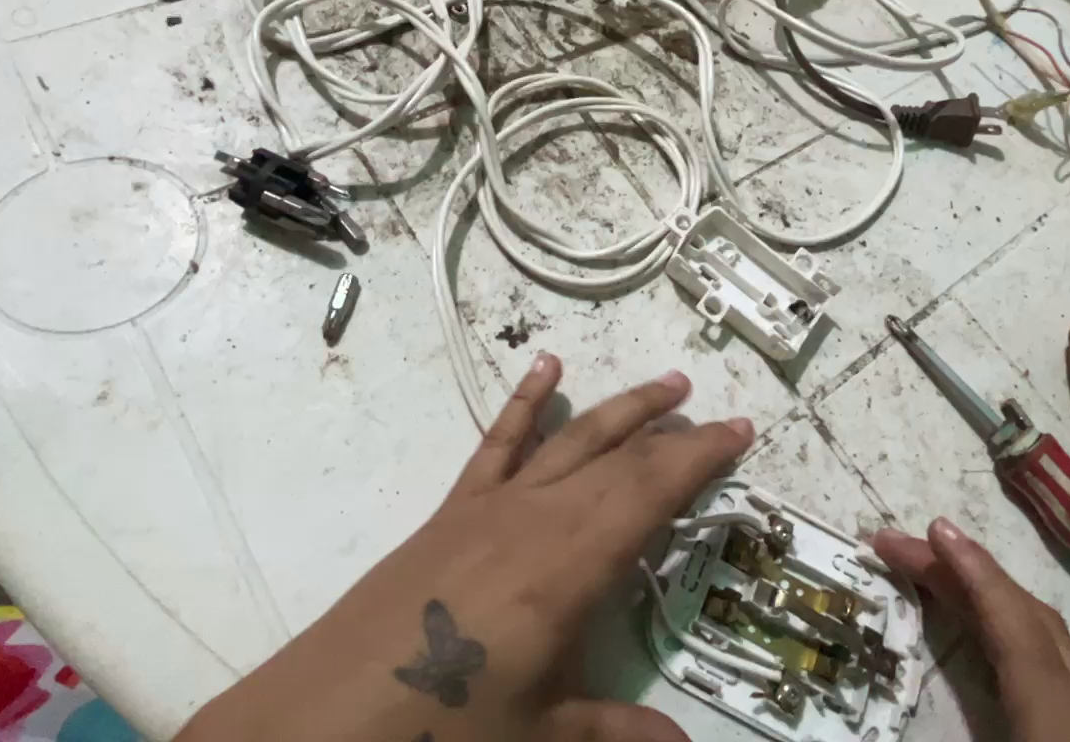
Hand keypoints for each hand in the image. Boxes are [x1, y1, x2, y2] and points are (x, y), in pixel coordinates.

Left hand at [178, 352, 754, 741]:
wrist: (328, 716)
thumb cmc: (446, 727)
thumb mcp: (543, 736)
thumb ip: (618, 732)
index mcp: (573, 563)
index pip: (653, 491)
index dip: (700, 458)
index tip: (740, 431)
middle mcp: (542, 514)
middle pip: (622, 457)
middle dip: (675, 434)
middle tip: (718, 415)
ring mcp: (496, 503)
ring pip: (574, 437)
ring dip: (622, 408)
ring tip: (666, 384)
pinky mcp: (457, 506)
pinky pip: (500, 441)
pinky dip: (527, 400)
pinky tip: (547, 365)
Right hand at [873, 519, 1069, 741]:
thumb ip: (929, 724)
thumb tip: (855, 718)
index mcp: (1057, 728)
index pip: (1022, 638)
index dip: (980, 579)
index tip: (936, 530)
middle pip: (1029, 623)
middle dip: (963, 573)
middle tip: (897, 547)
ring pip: (1045, 637)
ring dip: (985, 594)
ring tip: (927, 572)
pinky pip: (1051, 661)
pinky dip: (1009, 627)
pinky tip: (977, 626)